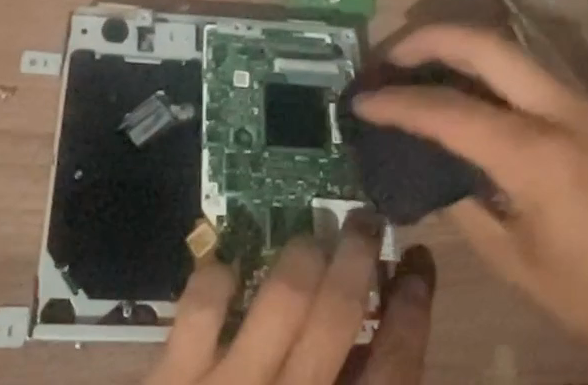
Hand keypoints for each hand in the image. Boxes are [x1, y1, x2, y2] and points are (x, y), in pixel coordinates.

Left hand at [145, 230, 435, 384]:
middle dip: (358, 257)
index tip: (415, 263)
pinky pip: (197, 314)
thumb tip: (374, 359)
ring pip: (279, 300)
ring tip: (311, 234)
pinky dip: (214, 281)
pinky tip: (227, 267)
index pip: (394, 370)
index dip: (412, 311)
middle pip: (338, 316)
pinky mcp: (172, 381)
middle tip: (365, 218)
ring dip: (301, 257)